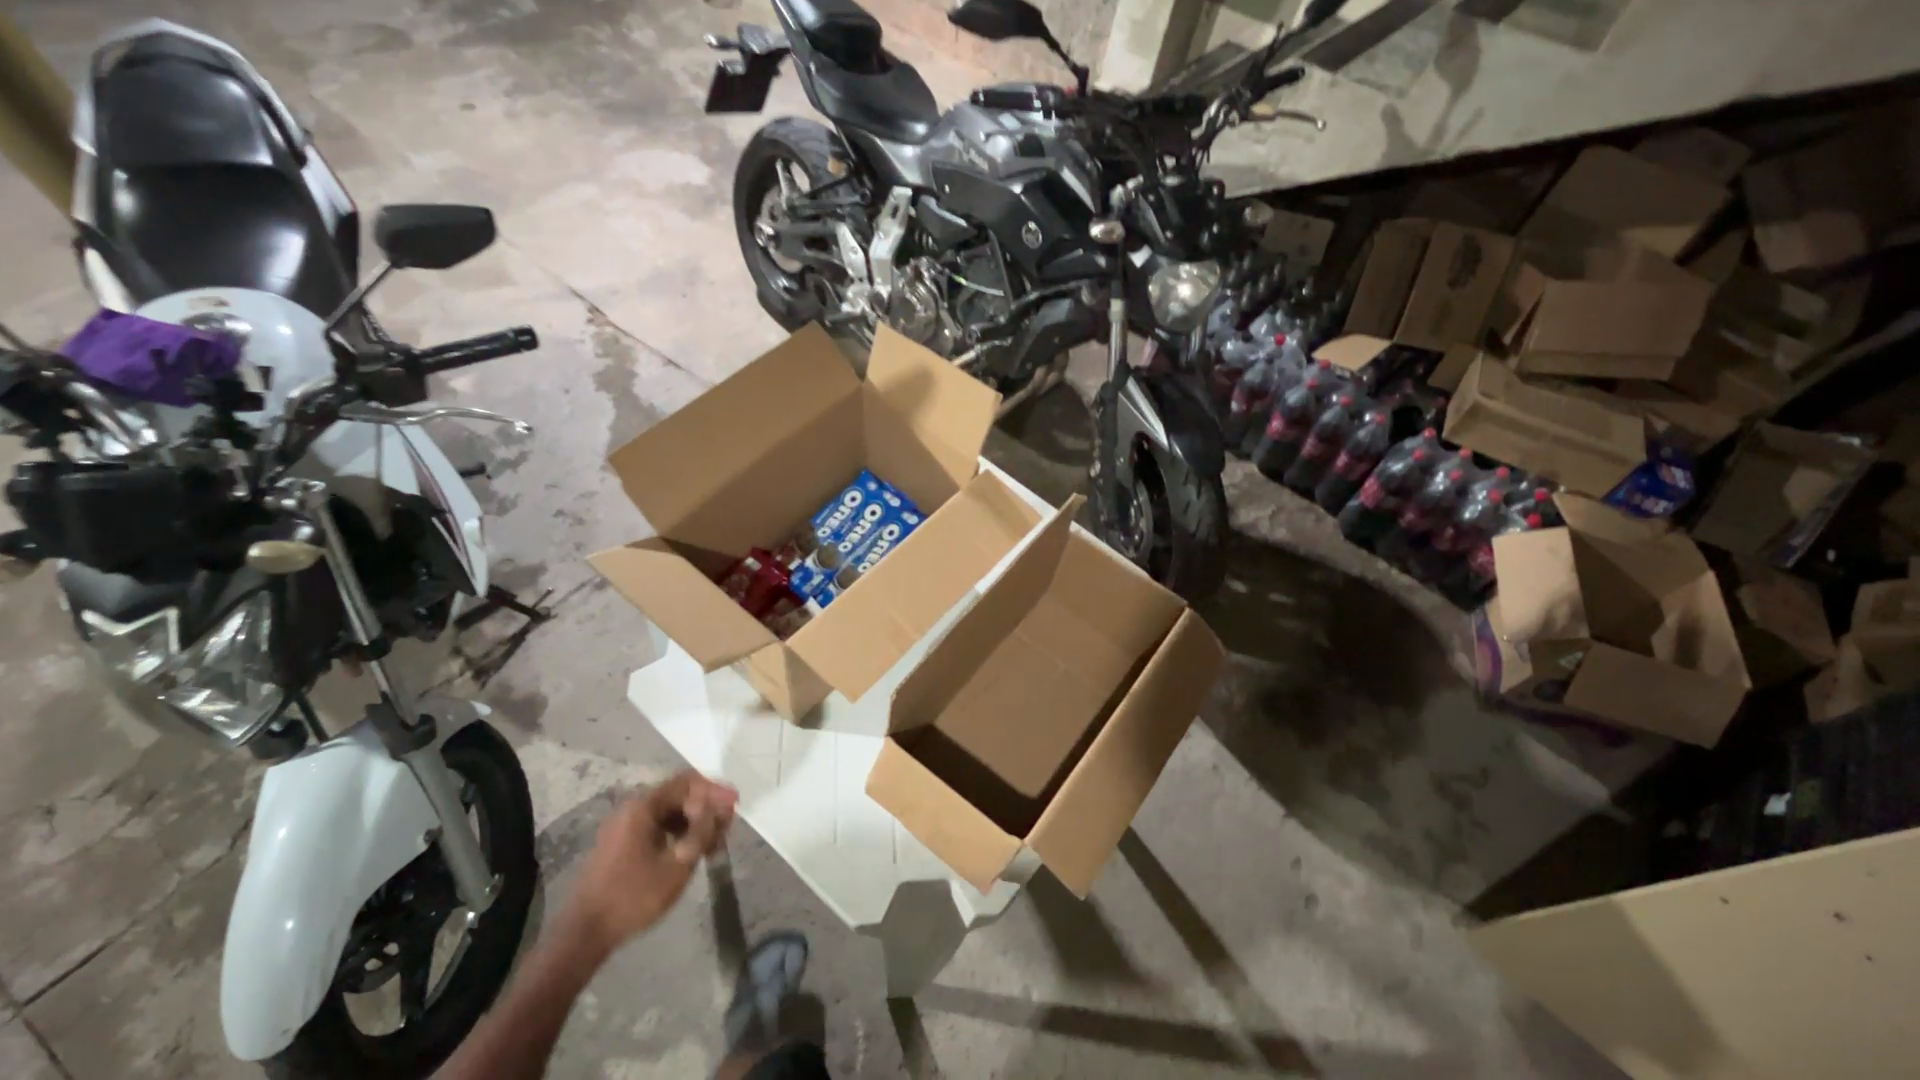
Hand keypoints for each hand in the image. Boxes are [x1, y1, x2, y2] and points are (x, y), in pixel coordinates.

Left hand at [563, 770, 738, 954]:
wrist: (586, 931)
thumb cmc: (634, 895)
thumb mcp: (678, 864)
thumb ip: (702, 831)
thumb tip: (719, 807)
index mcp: (643, 807)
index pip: (687, 782)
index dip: (714, 790)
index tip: (736, 806)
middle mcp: (631, 809)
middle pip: (677, 796)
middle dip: (706, 809)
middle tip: (727, 831)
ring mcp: (623, 827)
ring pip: (667, 814)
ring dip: (693, 824)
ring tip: (713, 847)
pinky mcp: (620, 844)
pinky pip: (655, 828)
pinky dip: (677, 835)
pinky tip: (690, 854)